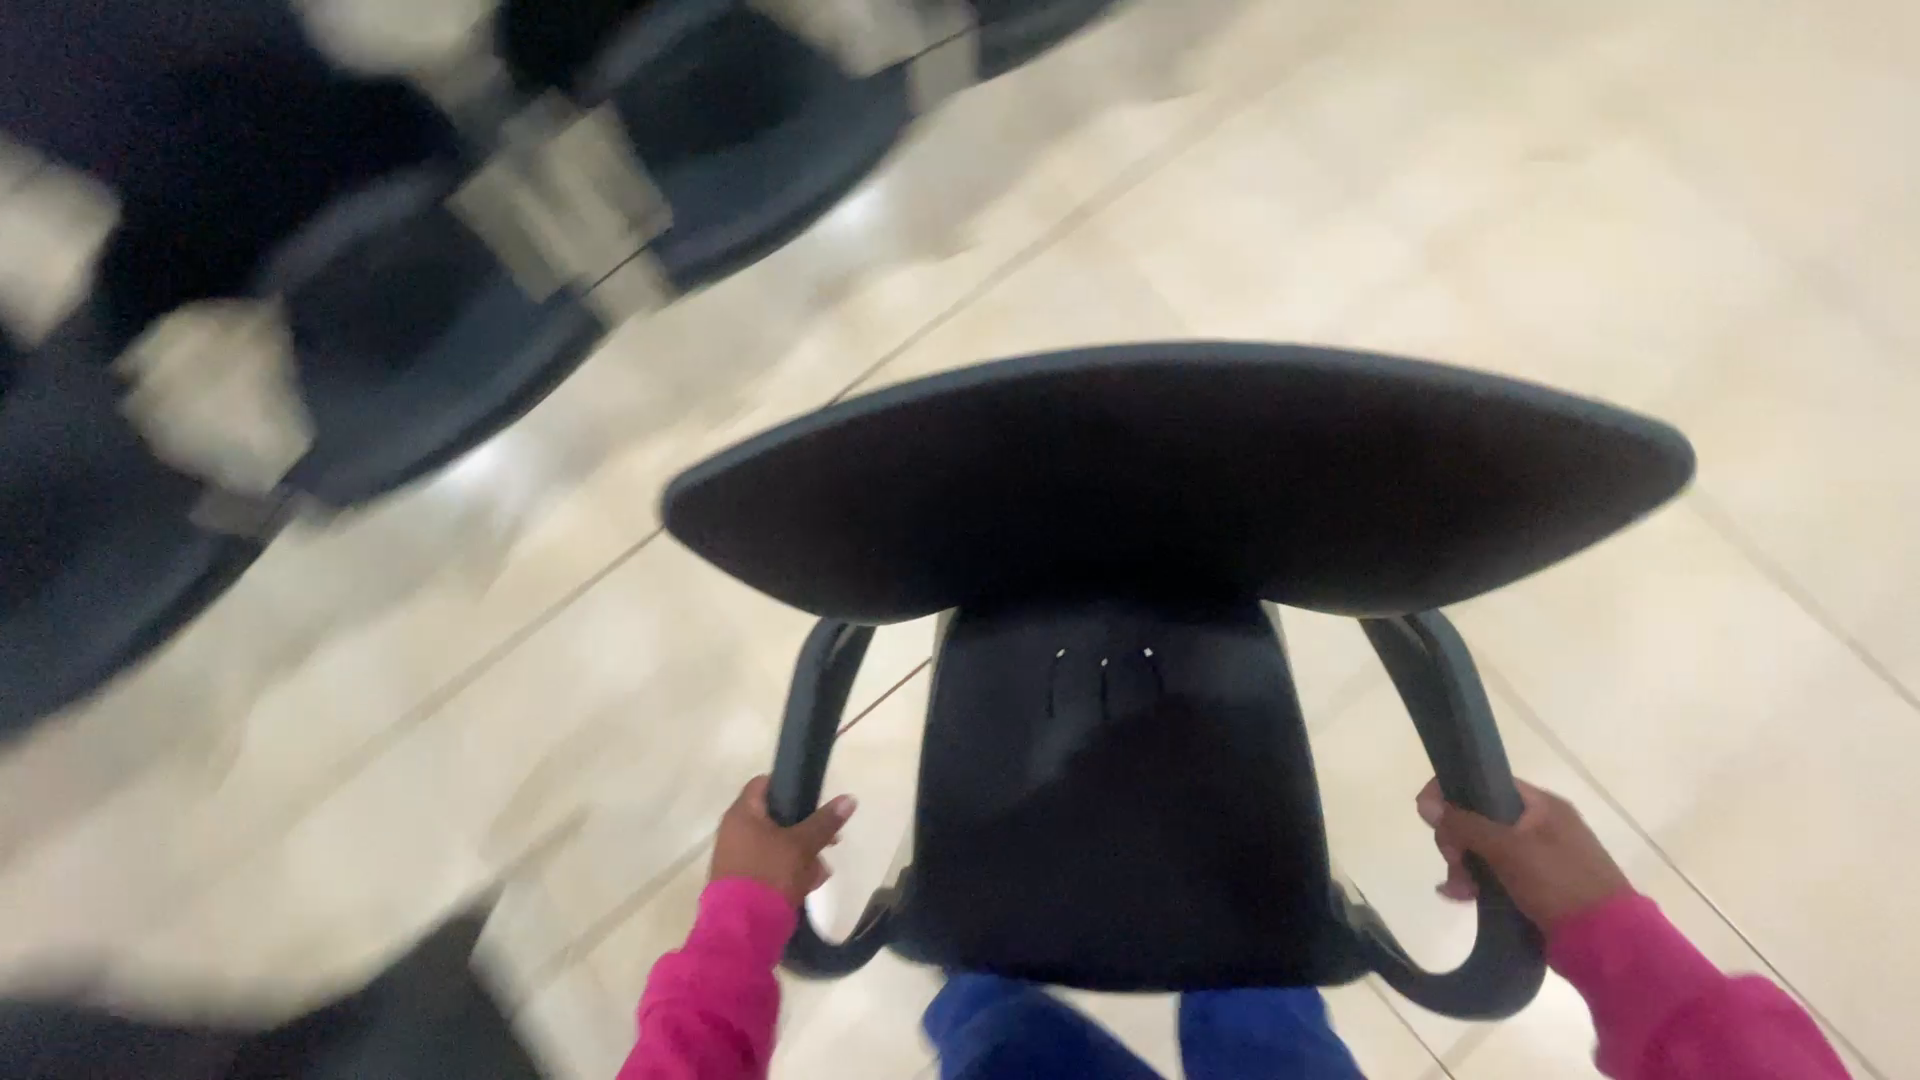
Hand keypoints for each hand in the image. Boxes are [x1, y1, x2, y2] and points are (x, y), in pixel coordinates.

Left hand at [710, 775, 857, 905]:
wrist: (741, 932)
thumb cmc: (770, 875)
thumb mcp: (802, 845)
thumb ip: (824, 822)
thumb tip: (849, 798)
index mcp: (742, 814)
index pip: (764, 783)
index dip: (790, 785)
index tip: (813, 798)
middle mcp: (734, 832)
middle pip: (776, 817)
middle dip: (805, 829)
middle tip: (830, 839)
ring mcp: (736, 859)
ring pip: (776, 845)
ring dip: (802, 854)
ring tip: (821, 870)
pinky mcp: (742, 883)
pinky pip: (770, 868)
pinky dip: (789, 872)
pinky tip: (809, 884)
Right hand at [1416, 777, 1629, 933]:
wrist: (1611, 946)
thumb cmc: (1561, 885)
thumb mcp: (1509, 849)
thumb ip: (1464, 823)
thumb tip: (1423, 803)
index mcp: (1541, 805)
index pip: (1482, 781)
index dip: (1450, 794)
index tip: (1431, 817)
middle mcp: (1538, 824)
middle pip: (1476, 816)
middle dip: (1456, 840)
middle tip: (1454, 862)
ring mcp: (1536, 855)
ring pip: (1479, 847)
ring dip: (1462, 865)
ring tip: (1459, 889)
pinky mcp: (1533, 884)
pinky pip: (1491, 872)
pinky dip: (1473, 881)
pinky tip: (1458, 896)